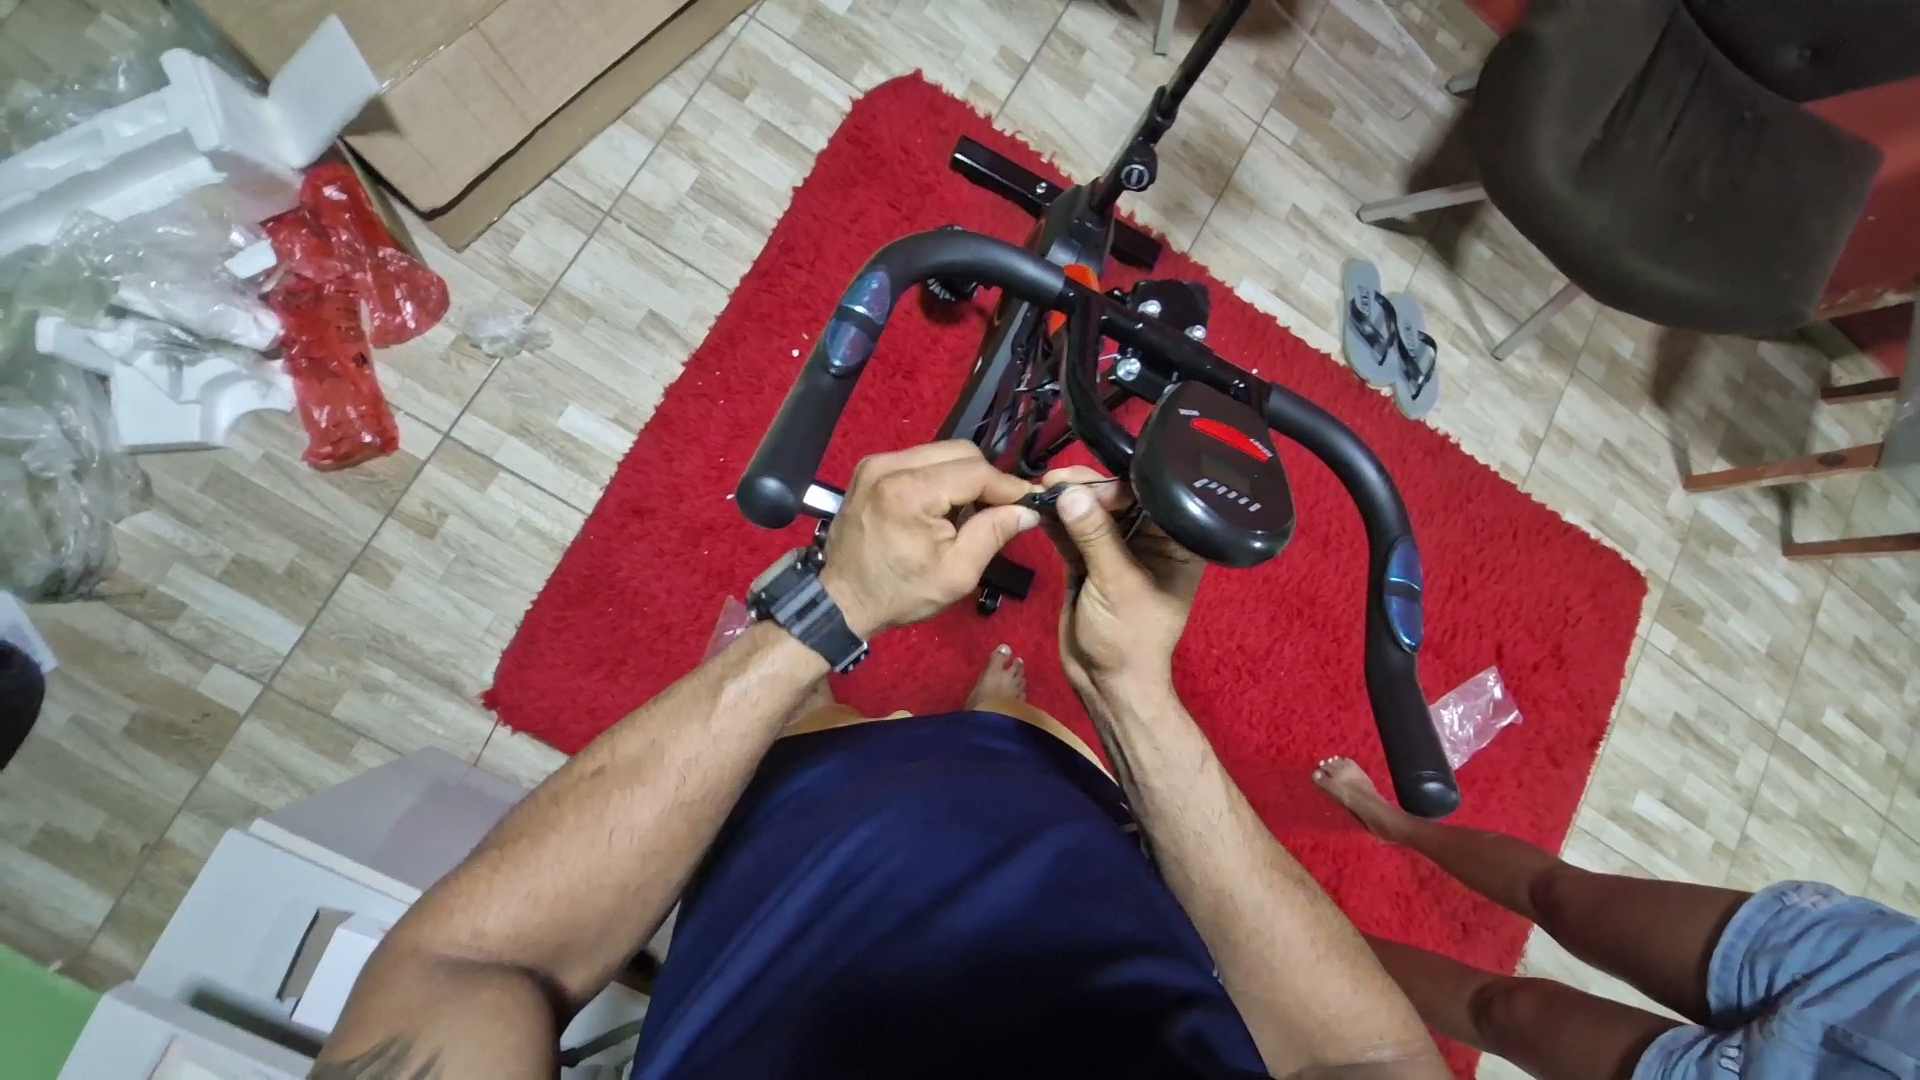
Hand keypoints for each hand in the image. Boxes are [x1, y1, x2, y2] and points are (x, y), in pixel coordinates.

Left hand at [818, 441, 1039, 636]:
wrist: (841, 599)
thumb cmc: (900, 593)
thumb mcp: (956, 574)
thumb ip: (992, 534)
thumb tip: (1028, 510)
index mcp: (910, 492)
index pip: (975, 471)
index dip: (1008, 486)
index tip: (1030, 501)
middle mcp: (890, 466)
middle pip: (960, 452)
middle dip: (987, 478)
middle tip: (1001, 508)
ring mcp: (876, 464)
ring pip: (940, 452)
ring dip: (964, 476)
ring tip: (972, 509)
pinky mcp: (870, 469)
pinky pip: (920, 460)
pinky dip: (940, 477)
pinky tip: (944, 505)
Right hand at [1041, 467, 1204, 697]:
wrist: (1105, 682)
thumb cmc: (1129, 638)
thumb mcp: (1116, 584)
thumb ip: (1095, 537)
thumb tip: (1070, 494)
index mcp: (1175, 543)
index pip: (1150, 498)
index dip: (1118, 485)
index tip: (1083, 484)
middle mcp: (1149, 540)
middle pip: (1118, 499)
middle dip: (1086, 487)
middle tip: (1054, 480)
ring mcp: (1116, 549)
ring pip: (1092, 512)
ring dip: (1066, 500)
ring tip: (1040, 487)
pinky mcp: (1088, 560)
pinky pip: (1072, 532)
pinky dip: (1055, 520)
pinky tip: (1037, 504)